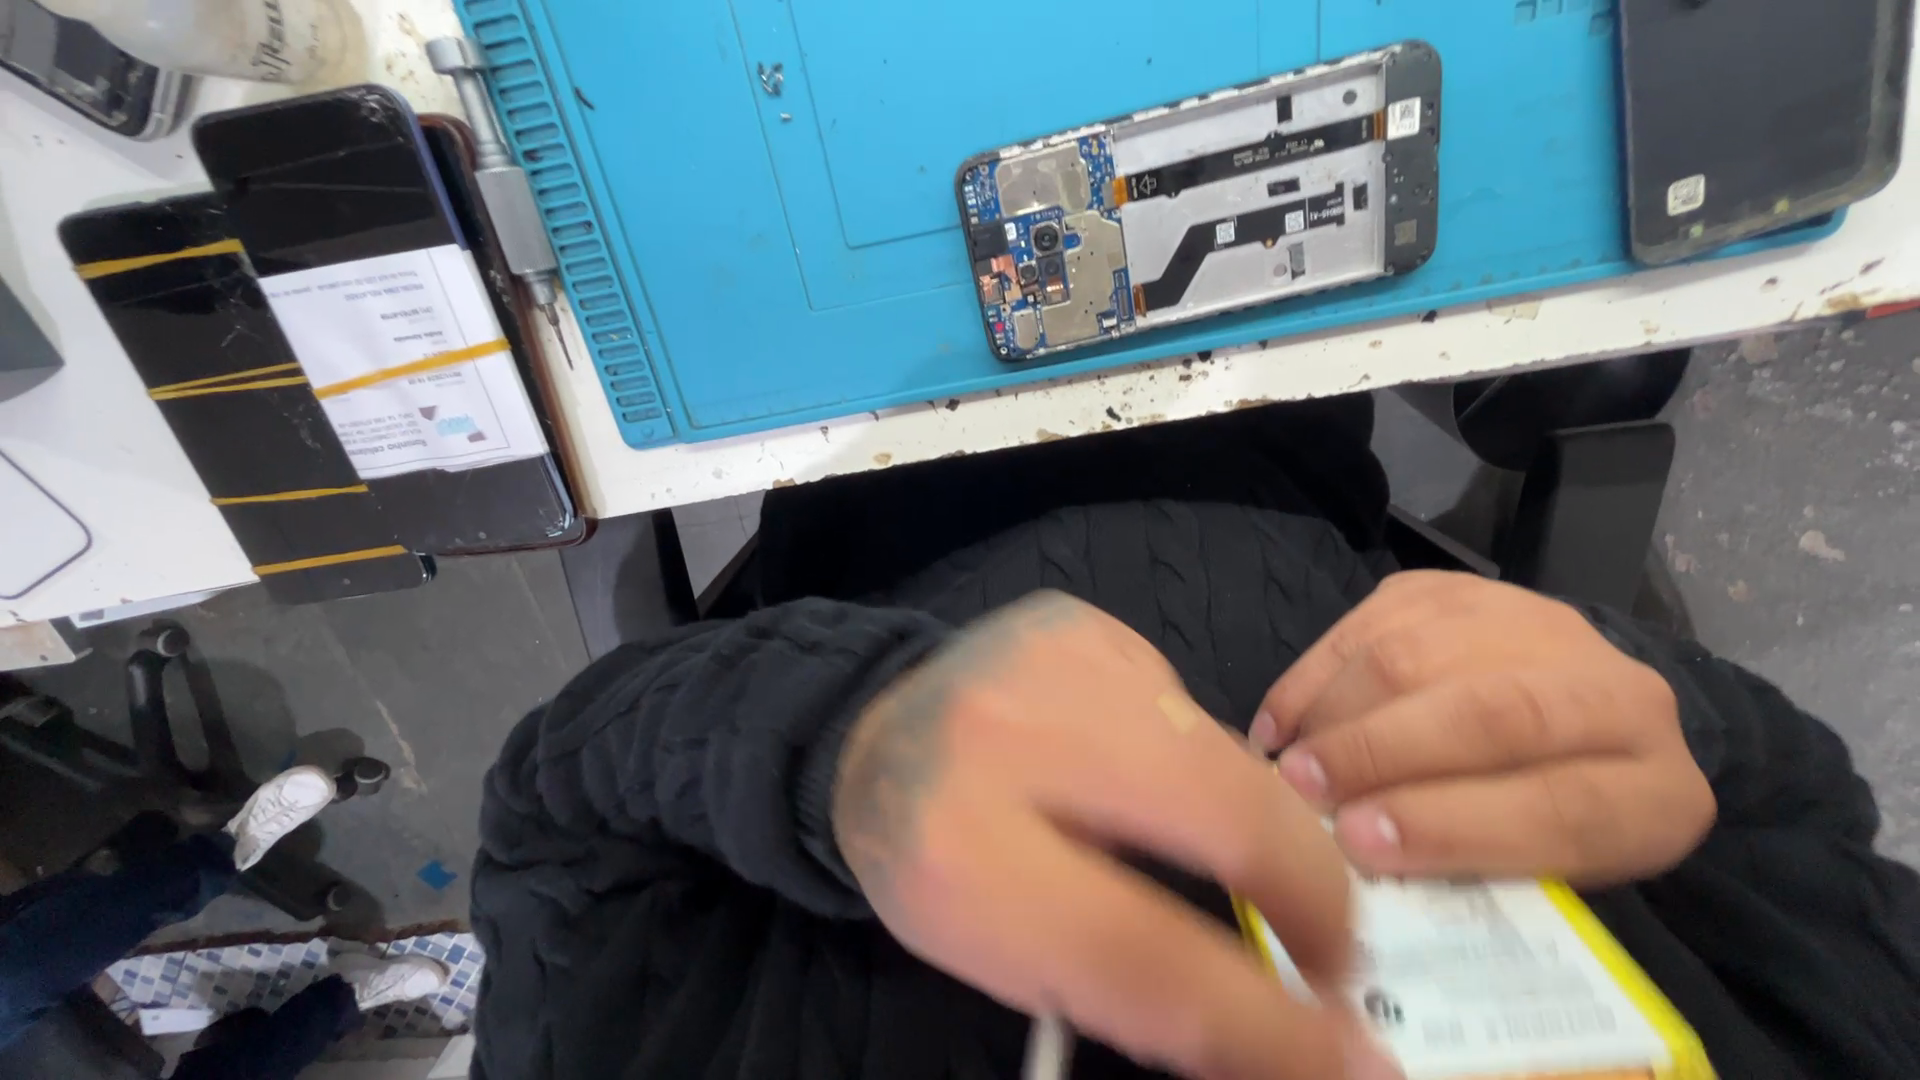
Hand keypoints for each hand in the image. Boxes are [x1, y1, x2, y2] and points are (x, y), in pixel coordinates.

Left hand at [834, 591, 1398, 1079]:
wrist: (873, 728)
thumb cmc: (936, 858)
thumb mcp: (999, 948)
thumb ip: (1135, 989)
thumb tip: (1282, 1034)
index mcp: (962, 856)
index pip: (1142, 956)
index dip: (1264, 1027)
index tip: (1345, 1059)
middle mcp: (1006, 736)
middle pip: (1221, 813)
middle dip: (1310, 893)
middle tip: (1329, 947)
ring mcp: (1050, 658)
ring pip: (1224, 750)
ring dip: (1262, 822)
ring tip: (1246, 860)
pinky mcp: (1078, 619)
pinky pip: (1185, 699)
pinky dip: (1196, 753)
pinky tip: (1153, 769)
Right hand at [1251, 571, 1714, 886]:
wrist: (1567, 715)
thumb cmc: (1541, 813)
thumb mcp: (1538, 867)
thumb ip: (1471, 860)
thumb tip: (1352, 844)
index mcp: (1655, 789)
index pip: (1563, 807)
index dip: (1451, 825)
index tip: (1357, 842)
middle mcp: (1611, 688)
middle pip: (1485, 709)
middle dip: (1376, 751)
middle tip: (1301, 789)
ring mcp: (1528, 621)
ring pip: (1414, 653)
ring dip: (1332, 710)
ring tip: (1282, 758)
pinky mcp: (1456, 589)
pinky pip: (1368, 621)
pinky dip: (1311, 674)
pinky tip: (1280, 720)